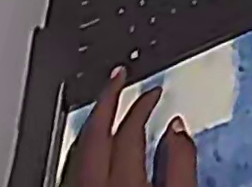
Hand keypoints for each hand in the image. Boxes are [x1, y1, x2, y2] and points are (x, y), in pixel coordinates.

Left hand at [68, 67, 195, 186]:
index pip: (129, 130)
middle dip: (108, 97)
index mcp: (123, 180)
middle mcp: (93, 185)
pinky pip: (70, 166)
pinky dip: (84, 145)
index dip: (143, 104)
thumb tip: (178, 127)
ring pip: (78, 149)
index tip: (154, 91)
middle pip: (95, 132)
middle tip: (119, 74)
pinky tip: (93, 142)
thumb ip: (180, 163)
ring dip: (94, 121)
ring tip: (106, 101)